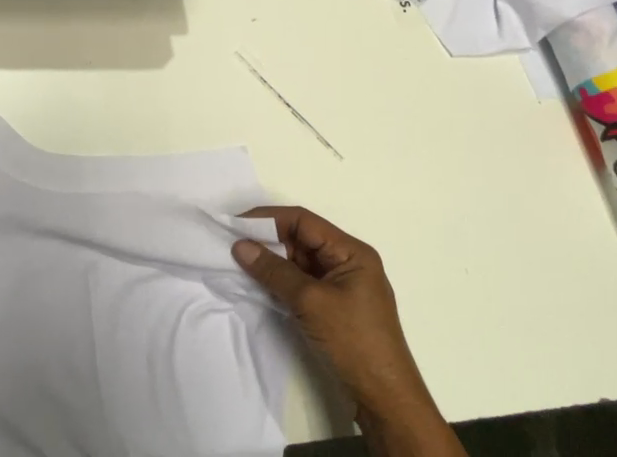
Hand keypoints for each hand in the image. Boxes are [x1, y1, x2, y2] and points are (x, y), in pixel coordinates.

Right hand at [233, 207, 438, 425]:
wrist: (384, 397)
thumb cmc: (353, 341)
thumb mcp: (310, 301)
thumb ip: (274, 270)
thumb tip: (240, 246)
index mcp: (351, 252)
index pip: (303, 221)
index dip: (268, 219)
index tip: (234, 225)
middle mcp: (348, 262)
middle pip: (300, 239)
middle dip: (267, 240)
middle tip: (232, 246)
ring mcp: (341, 285)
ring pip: (299, 261)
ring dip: (271, 261)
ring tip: (238, 263)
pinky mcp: (333, 306)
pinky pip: (301, 281)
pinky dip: (280, 280)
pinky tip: (258, 283)